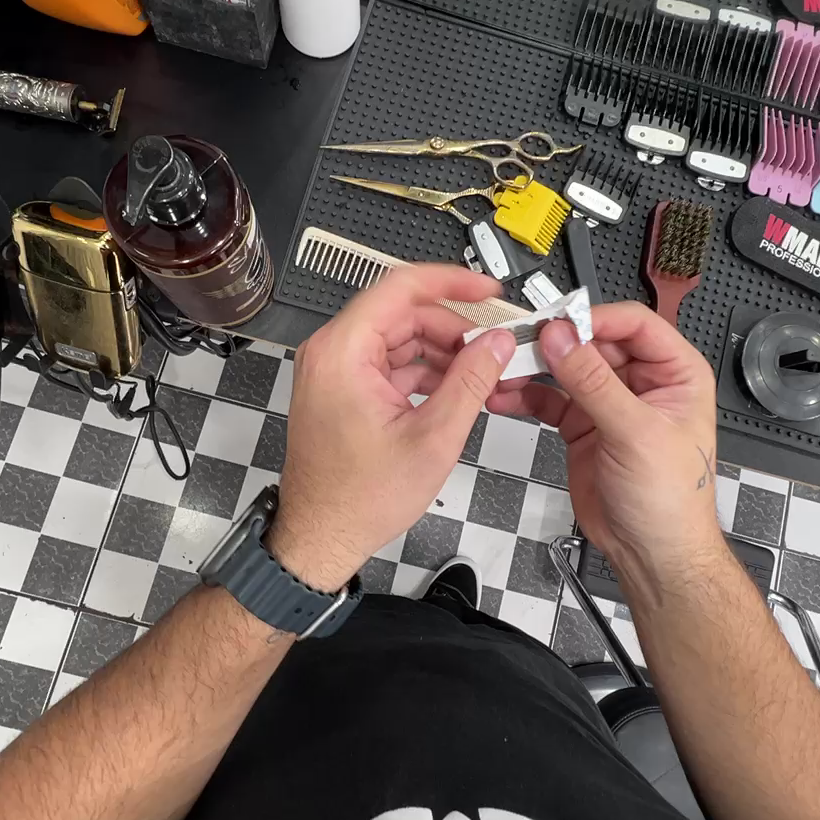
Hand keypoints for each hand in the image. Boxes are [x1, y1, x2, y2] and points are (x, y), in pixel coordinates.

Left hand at [271, 265, 516, 589]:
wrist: (322, 537)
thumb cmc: (359, 498)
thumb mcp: (432, 437)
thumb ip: (470, 381)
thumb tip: (497, 343)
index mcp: (343, 352)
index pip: (401, 287)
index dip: (452, 283)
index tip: (487, 290)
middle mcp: (332, 352)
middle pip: (403, 313)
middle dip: (453, 328)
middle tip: (493, 347)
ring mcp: (335, 369)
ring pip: (399, 337)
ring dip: (441, 351)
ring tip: (480, 374)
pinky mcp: (342, 388)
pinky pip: (389, 362)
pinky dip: (423, 371)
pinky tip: (454, 389)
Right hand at [486, 302, 723, 581]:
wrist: (651, 553)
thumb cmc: (671, 501)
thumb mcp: (635, 433)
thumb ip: (593, 382)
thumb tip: (563, 339)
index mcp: (675, 374)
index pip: (632, 325)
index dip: (594, 320)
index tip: (557, 324)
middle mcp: (642, 382)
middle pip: (593, 343)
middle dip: (555, 343)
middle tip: (519, 344)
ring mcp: (609, 402)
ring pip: (566, 368)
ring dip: (534, 368)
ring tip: (504, 369)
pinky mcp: (582, 424)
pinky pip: (550, 399)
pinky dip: (526, 396)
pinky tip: (505, 396)